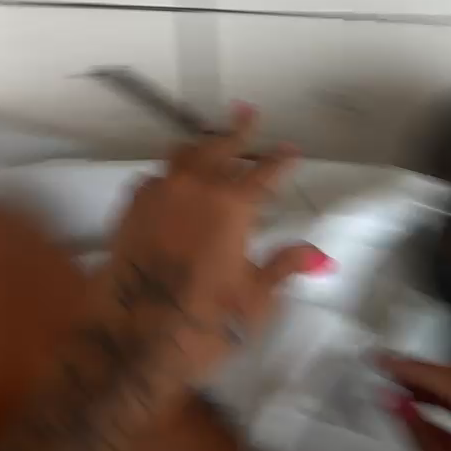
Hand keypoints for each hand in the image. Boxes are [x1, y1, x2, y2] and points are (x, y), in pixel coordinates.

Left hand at [90, 102, 329, 386]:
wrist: (131, 337)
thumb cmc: (203, 323)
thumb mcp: (254, 300)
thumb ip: (284, 266)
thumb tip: (320, 254)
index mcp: (231, 206)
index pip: (263, 173)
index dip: (279, 160)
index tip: (290, 150)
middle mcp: (194, 187)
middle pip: (219, 147)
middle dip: (237, 130)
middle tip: (247, 113)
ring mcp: (157, 192)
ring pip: (182, 154)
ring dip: (200, 145)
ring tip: (209, 140)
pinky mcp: (130, 205)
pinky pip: (154, 178)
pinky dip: (168, 176)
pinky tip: (170, 183)